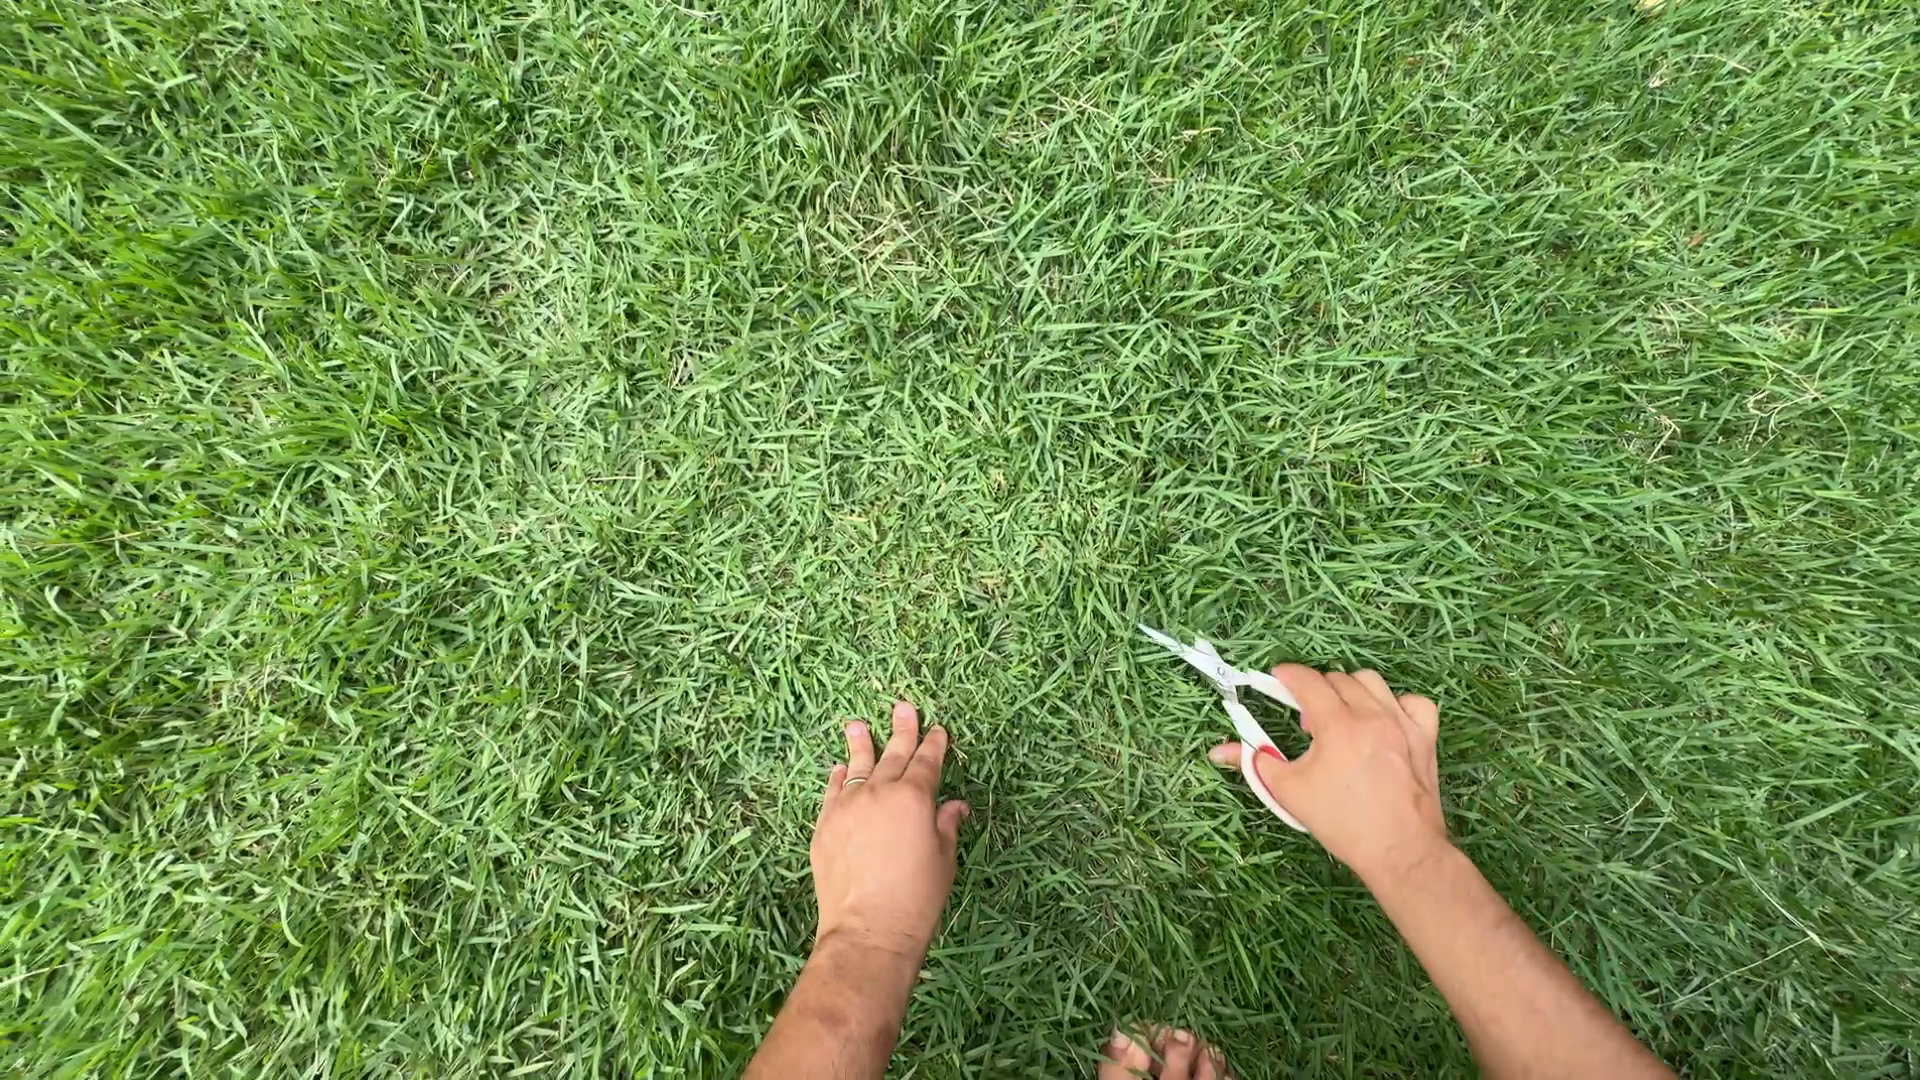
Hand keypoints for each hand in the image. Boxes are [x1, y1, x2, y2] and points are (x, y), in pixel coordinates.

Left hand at [811, 700, 969, 958]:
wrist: (867, 931)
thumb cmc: (917, 898)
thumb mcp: (943, 859)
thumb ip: (946, 825)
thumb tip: (956, 805)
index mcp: (915, 798)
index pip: (927, 762)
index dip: (934, 744)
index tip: (938, 729)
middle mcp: (881, 792)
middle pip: (894, 754)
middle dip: (902, 729)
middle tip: (903, 707)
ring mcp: (849, 806)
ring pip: (857, 766)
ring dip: (860, 743)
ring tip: (857, 724)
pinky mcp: (825, 825)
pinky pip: (832, 792)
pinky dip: (837, 778)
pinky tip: (839, 768)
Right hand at [1209, 665, 1447, 883]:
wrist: (1401, 852)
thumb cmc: (1341, 822)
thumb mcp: (1288, 791)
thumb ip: (1254, 762)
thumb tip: (1218, 751)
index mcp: (1338, 725)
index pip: (1307, 680)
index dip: (1286, 675)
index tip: (1275, 679)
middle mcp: (1373, 716)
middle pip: (1337, 679)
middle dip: (1315, 689)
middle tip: (1306, 720)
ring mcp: (1404, 725)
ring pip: (1372, 682)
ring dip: (1350, 691)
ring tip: (1341, 717)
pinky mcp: (1426, 739)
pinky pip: (1414, 703)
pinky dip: (1396, 704)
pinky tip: (1383, 721)